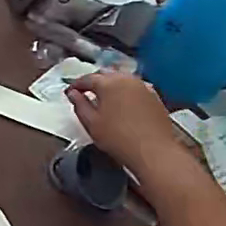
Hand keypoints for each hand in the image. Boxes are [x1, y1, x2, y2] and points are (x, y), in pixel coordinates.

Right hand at [66, 71, 192, 172]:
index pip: (87, 78)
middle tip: (84, 92)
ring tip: (103, 97)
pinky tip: (123, 102)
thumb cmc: (118, 138)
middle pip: (106, 74)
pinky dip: (125, 91)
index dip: (76, 85)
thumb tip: (73, 93)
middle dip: (94, 81)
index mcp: (108, 83)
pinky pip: (135, 87)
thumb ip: (79, 105)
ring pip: (122, 79)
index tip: (70, 92)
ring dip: (110, 85)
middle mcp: (127, 79)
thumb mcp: (91, 123)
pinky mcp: (155, 96)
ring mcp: (143, 86)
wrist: (153, 151)